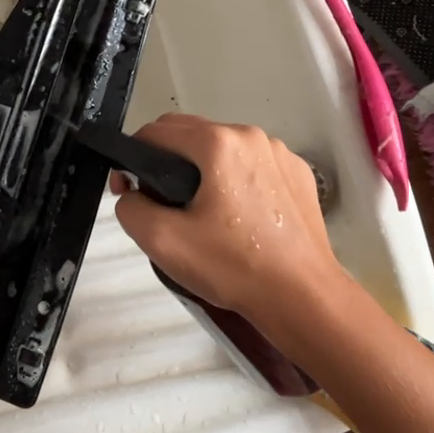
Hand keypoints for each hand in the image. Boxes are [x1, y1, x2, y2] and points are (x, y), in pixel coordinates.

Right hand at [112, 114, 345, 319]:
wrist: (304, 299)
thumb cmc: (233, 267)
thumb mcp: (162, 241)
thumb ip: (130, 207)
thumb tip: (134, 192)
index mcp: (218, 143)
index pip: (155, 132)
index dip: (132, 158)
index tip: (129, 192)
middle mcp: (250, 136)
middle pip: (189, 133)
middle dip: (165, 161)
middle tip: (161, 204)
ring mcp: (280, 153)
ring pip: (221, 148)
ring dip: (201, 169)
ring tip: (201, 214)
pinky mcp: (299, 173)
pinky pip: (252, 164)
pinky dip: (235, 181)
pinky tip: (238, 218)